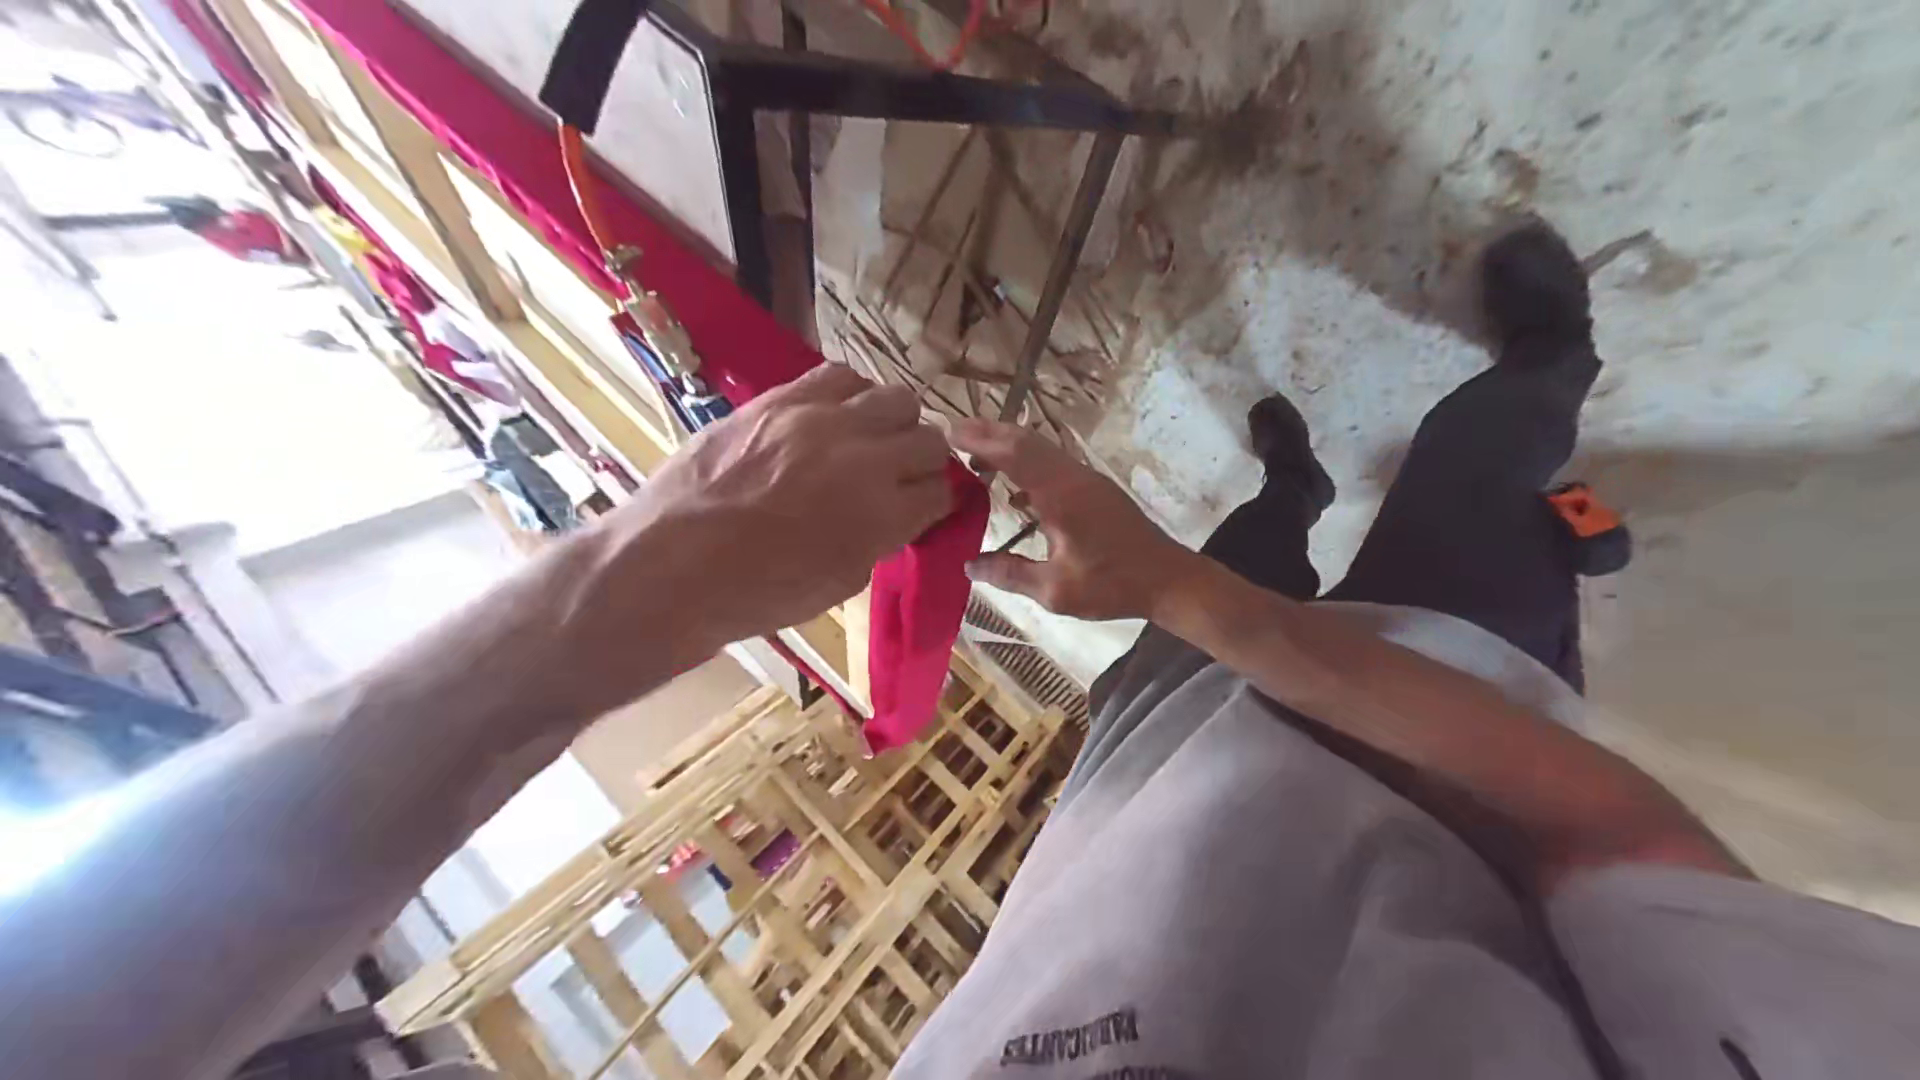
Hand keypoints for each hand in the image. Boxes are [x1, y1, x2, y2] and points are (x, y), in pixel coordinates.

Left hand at [582, 365, 953, 660]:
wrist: (671, 565)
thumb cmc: (758, 593)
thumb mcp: (841, 582)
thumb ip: (882, 538)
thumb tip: (898, 512)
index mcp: (882, 515)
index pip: (941, 492)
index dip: (935, 501)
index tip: (923, 507)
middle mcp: (864, 459)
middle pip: (930, 440)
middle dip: (924, 462)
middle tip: (901, 476)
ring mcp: (821, 421)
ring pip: (895, 398)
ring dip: (893, 423)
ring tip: (868, 441)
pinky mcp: (780, 399)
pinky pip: (840, 375)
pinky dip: (851, 396)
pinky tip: (836, 416)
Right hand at [950, 419, 1202, 620]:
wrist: (1168, 579)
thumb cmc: (1112, 585)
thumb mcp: (1056, 590)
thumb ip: (1010, 574)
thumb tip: (969, 566)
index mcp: (1062, 496)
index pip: (1015, 454)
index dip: (980, 440)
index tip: (949, 433)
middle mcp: (1073, 478)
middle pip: (1027, 441)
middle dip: (989, 432)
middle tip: (954, 432)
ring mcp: (1086, 480)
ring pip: (1041, 450)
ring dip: (1008, 446)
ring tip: (975, 455)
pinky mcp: (1093, 489)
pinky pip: (1053, 465)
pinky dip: (1026, 465)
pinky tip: (1012, 490)